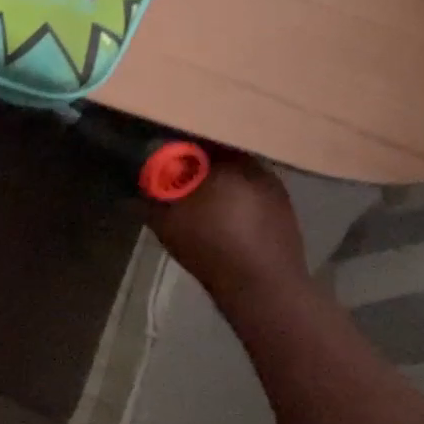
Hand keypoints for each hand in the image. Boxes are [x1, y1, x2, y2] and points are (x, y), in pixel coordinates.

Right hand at [146, 148, 310, 297]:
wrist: (262, 283)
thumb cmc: (207, 244)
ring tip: (198, 195)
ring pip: (237, 173)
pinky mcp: (285, 209)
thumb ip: (149, 195)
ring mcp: (275, 188)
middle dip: (197, 162)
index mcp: (224, 163)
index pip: (194, 140)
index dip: (173, 146)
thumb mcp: (163, 219)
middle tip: (175, 174)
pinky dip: (235, 195)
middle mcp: (254, 168)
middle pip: (218, 154)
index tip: (157, 154)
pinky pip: (252, 191)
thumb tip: (138, 182)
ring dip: (218, 179)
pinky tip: (223, 214)